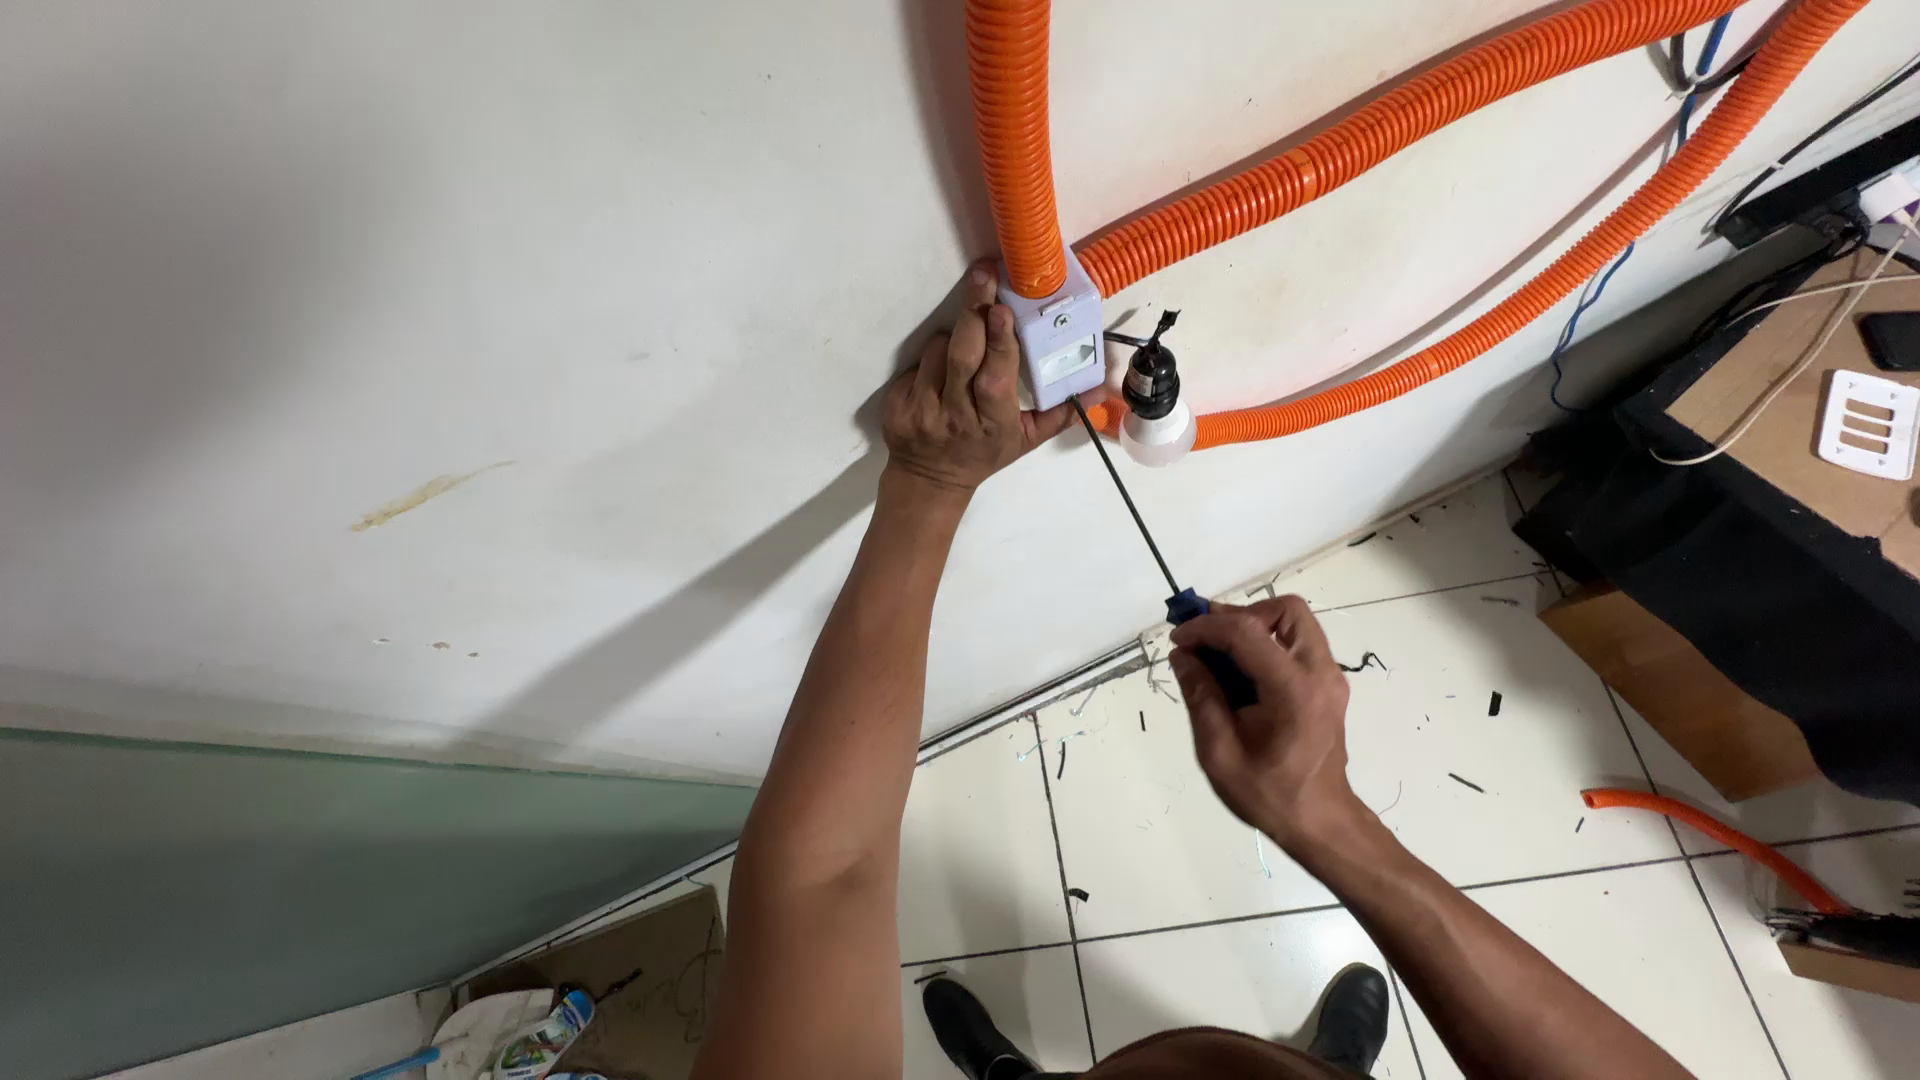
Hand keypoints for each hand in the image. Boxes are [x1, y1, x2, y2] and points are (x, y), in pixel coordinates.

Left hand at [881, 262, 1077, 495]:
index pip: (995, 377)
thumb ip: (1060, 414)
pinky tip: (938, 373)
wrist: (929, 478)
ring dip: (952, 337)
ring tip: (963, 344)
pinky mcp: (897, 402)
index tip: (1002, 310)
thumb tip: (1100, 389)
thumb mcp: (1025, 441)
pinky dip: (931, 359)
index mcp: (993, 423)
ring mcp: (922, 409)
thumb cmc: (984, 454)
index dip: (998, 342)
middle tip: (983, 276)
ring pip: (938, 350)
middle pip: (963, 355)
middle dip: (974, 311)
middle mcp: (956, 415)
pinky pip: (917, 363)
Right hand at [1168, 596, 1366, 850]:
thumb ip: (1201, 696)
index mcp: (1293, 691)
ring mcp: (1329, 677)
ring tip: (1218, 653)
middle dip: (1238, 616)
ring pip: (1292, 621)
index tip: (1178, 642)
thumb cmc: (1268, 794)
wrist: (1321, 822)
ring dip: (1252, 626)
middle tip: (1206, 640)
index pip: (1247, 631)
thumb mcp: (1219, 752)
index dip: (1206, 627)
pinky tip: (1238, 671)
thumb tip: (1182, 656)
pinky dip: (1264, 642)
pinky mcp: (1327, 683)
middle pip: (1284, 610)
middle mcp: (1319, 673)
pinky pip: (1295, 642)